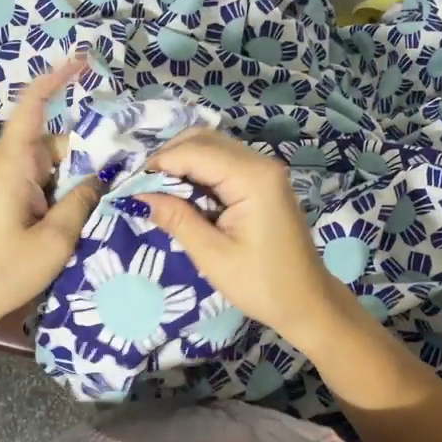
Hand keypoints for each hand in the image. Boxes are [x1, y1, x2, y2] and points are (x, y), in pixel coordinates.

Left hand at [0, 55, 103, 327]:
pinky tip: (75, 214)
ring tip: (103, 200)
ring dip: (72, 178)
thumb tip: (101, 176)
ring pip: (45, 166)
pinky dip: (57, 191)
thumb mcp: (53, 242)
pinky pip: (33, 183)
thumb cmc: (1, 271)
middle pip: (51, 142)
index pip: (32, 106)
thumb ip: (80, 203)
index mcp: (11, 164)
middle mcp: (1, 165)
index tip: (83, 61)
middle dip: (85, 153)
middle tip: (120, 174)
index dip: (56, 78)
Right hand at [136, 130, 353, 340]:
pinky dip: (200, 171)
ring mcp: (265, 171)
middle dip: (170, 157)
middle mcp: (261, 164)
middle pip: (205, 140)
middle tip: (144, 187)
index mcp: (253, 178)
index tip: (132, 186)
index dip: (161, 163)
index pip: (196, 152)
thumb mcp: (213, 256)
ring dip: (183, 162)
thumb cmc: (262, 284)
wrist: (308, 302)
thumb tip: (139, 196)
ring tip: (159, 190)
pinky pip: (225, 163)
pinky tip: (183, 193)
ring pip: (214, 147)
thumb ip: (177, 219)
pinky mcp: (264, 182)